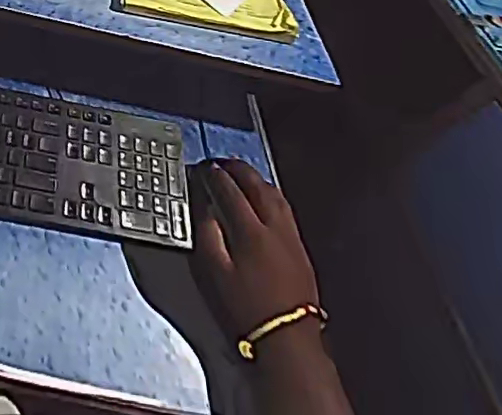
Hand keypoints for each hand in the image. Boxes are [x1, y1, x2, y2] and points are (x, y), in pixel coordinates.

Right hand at [190, 159, 319, 343]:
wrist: (288, 339)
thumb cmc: (245, 306)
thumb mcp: (214, 270)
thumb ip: (207, 232)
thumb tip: (203, 204)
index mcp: (250, 231)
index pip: (229, 189)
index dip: (213, 175)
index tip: (201, 168)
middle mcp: (274, 226)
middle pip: (255, 184)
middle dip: (235, 168)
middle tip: (218, 163)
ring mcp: (291, 235)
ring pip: (273, 192)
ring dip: (253, 177)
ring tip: (237, 173)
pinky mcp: (300, 245)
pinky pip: (284, 206)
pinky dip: (268, 191)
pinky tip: (260, 195)